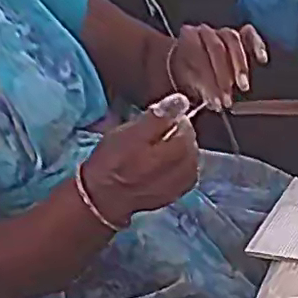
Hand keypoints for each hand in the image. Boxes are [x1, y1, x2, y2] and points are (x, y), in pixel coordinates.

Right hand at [79, 107, 197, 223]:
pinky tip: (164, 162)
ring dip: (178, 149)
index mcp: (176, 152)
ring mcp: (183, 185)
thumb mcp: (132, 132)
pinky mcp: (177, 194)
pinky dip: (179, 164)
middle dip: (176, 133)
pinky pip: (187, 173)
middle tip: (154, 133)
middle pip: (191, 143)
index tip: (156, 118)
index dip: (172, 118)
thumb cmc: (114, 160)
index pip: (187, 126)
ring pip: (191, 158)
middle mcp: (185, 170)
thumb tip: (182, 101)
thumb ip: (159, 117)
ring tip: (157, 147)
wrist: (106, 196)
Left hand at [168, 24, 268, 110]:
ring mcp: (223, 33)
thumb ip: (198, 92)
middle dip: (223, 76)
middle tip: (228, 99)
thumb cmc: (193, 79)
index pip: (198, 53)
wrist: (195, 69)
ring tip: (243, 87)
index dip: (207, 80)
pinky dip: (257, 46)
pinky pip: (249, 35)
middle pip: (216, 48)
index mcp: (189, 37)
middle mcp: (206, 31)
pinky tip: (262, 59)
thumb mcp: (189, 86)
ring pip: (233, 41)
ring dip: (240, 66)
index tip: (215, 101)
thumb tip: (210, 102)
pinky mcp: (240, 37)